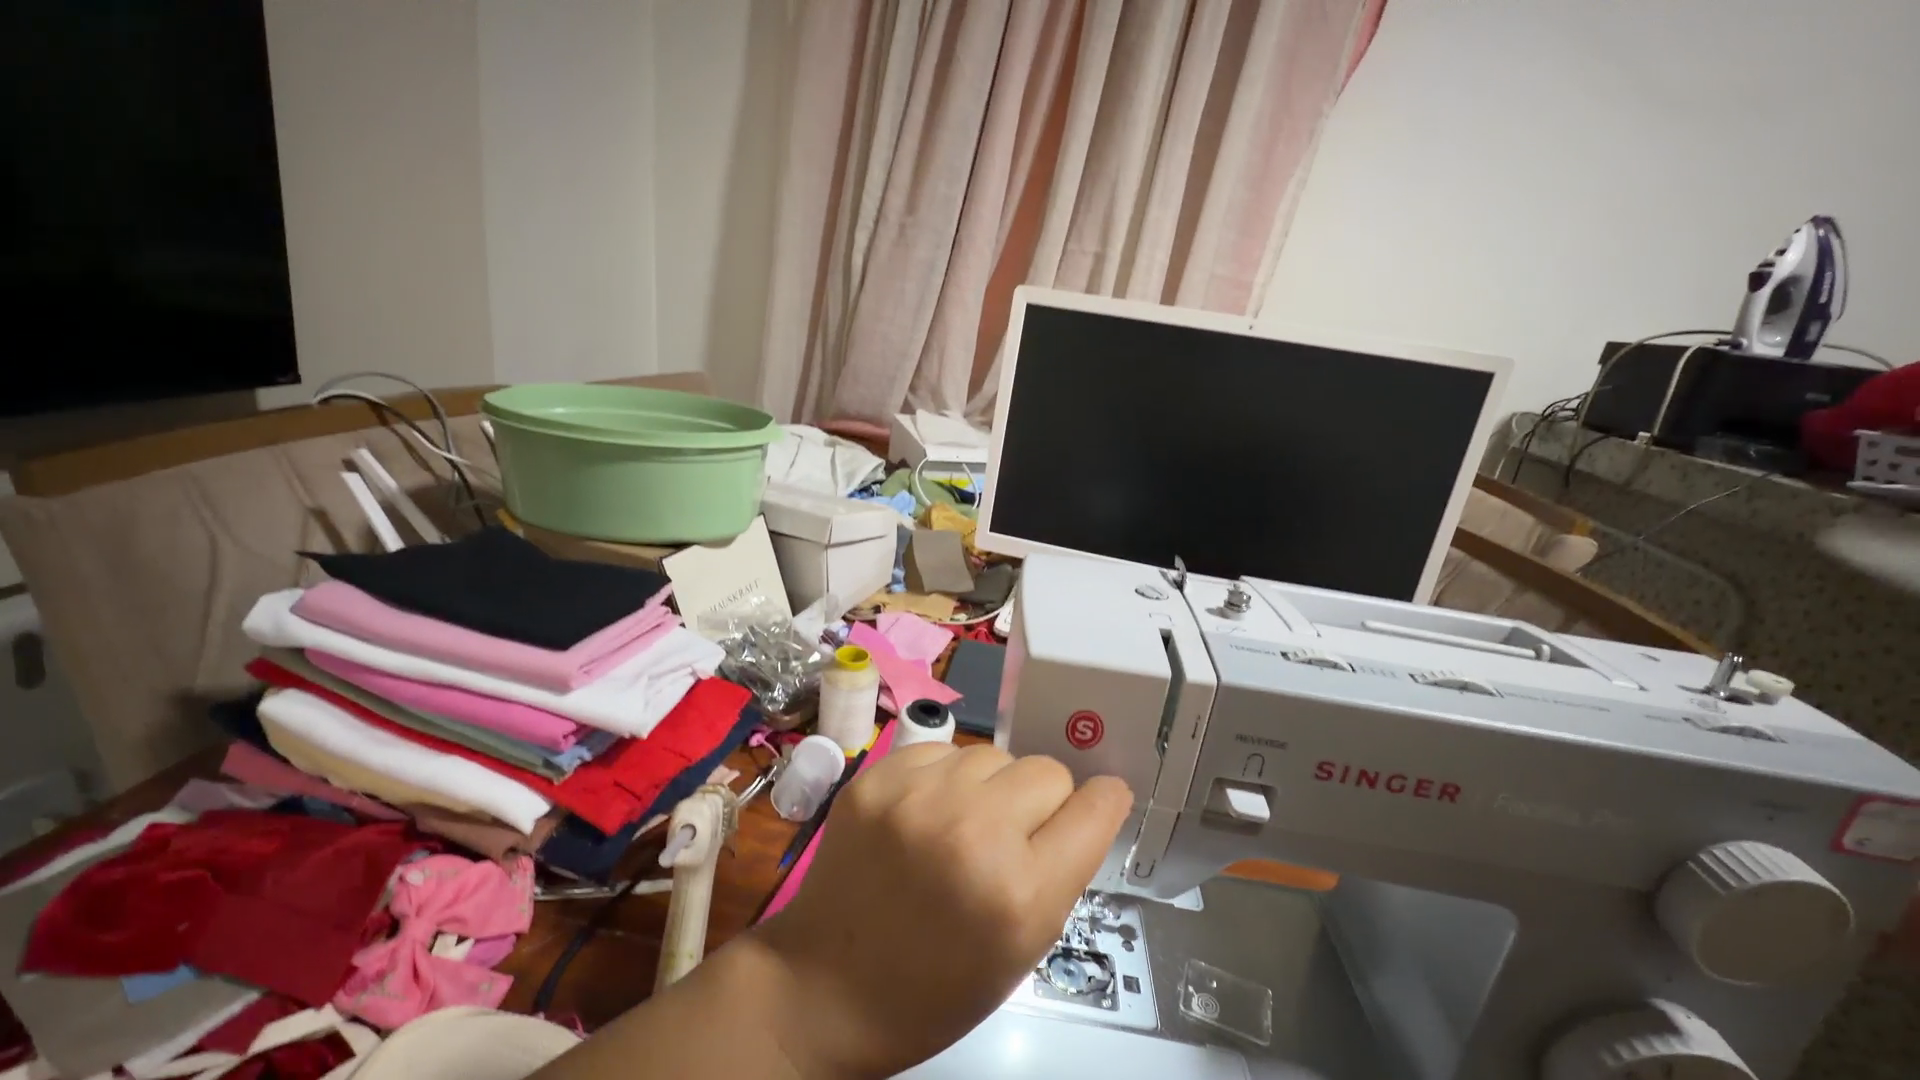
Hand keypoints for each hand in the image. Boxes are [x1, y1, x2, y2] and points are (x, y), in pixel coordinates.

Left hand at [752, 742, 1132, 1077]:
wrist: (830, 985)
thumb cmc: (940, 983)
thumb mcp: (1026, 945)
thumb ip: (1063, 869)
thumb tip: (1091, 802)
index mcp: (1021, 891)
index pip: (1095, 807)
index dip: (1101, 805)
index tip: (1094, 807)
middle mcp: (974, 831)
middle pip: (1047, 771)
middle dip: (1042, 801)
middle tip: (1013, 836)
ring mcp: (918, 798)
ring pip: (994, 754)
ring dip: (992, 786)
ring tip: (965, 825)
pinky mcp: (876, 780)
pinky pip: (942, 751)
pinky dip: (944, 778)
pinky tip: (927, 814)